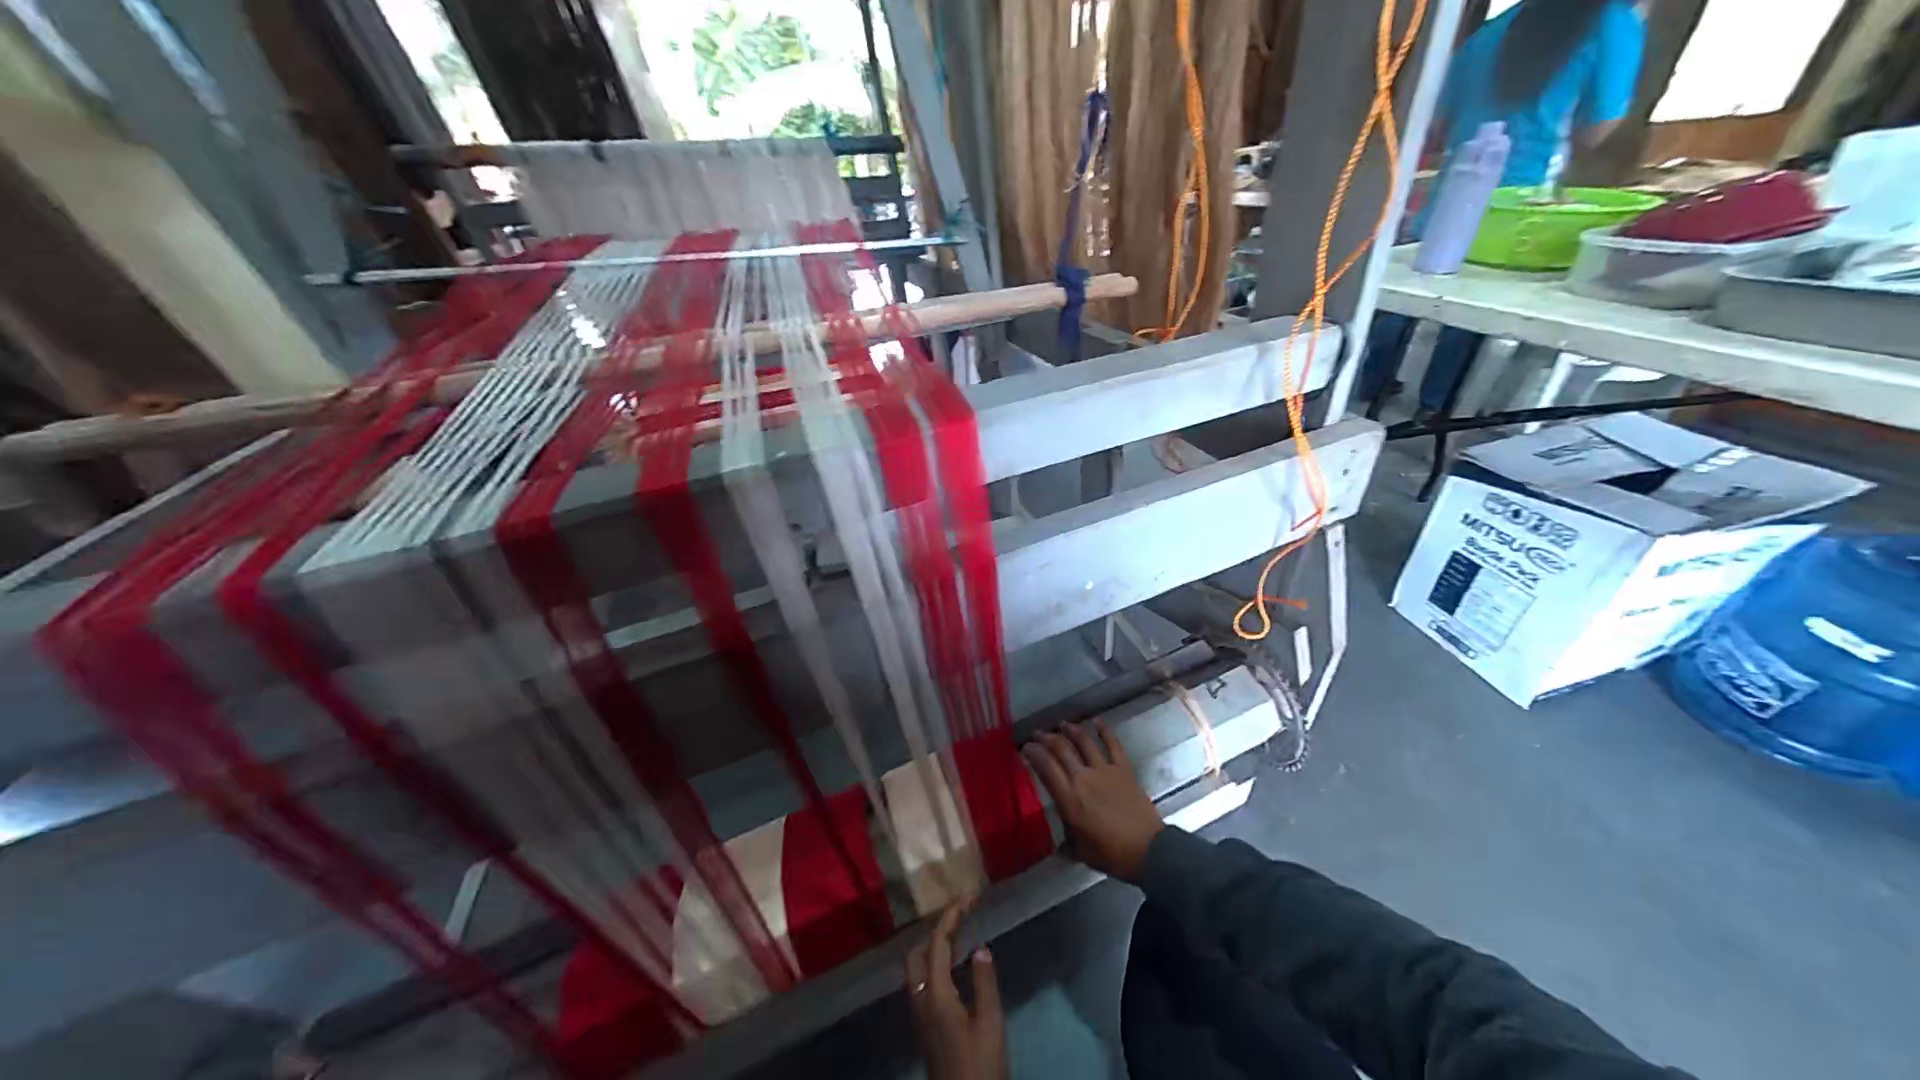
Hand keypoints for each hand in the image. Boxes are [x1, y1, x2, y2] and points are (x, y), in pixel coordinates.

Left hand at [906, 897, 1005, 1079]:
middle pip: (918, 951)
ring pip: (917, 967)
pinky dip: (934, 963)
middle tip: (963, 915)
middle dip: (937, 928)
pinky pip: (922, 982)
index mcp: (934, 994)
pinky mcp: (924, 1026)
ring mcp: (919, 1014)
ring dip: (934, 945)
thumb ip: (984, 982)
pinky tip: (955, 965)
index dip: (952, 915)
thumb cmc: (980, 1067)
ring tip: (961, 933)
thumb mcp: (990, 1024)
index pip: (937, 942)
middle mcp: (919, 999)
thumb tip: (979, 947)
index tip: (969, 896)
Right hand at [1022, 721, 1163, 881]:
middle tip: (1037, 734)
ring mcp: (1105, 771)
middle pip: (1061, 749)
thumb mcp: (1080, 851)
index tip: (1025, 748)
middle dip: (1045, 738)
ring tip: (1061, 724)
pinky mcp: (1124, 769)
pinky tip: (1096, 721)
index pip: (1045, 768)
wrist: (1148, 851)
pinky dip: (1104, 730)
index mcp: (1069, 799)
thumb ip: (1066, 841)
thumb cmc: (1111, 855)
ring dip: (1070, 730)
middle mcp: (1083, 778)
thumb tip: (1057, 842)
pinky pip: (1112, 744)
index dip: (1033, 754)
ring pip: (1083, 742)